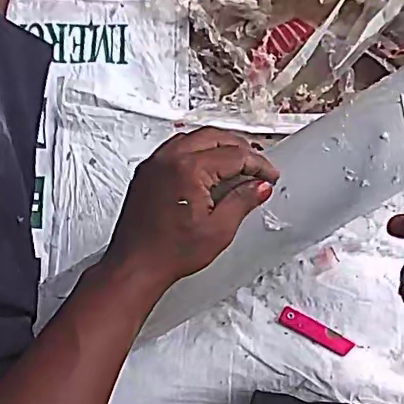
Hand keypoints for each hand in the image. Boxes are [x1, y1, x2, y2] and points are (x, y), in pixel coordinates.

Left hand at [102, 129, 278, 291]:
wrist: (135, 265)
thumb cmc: (168, 253)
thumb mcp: (218, 230)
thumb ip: (242, 201)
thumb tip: (259, 186)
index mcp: (189, 169)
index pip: (234, 154)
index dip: (258, 164)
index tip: (268, 175)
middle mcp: (169, 159)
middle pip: (215, 137)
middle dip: (241, 148)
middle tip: (256, 166)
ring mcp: (155, 163)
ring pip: (194, 138)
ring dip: (218, 145)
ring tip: (235, 164)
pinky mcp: (146, 172)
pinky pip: (175, 148)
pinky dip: (196, 151)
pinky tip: (206, 167)